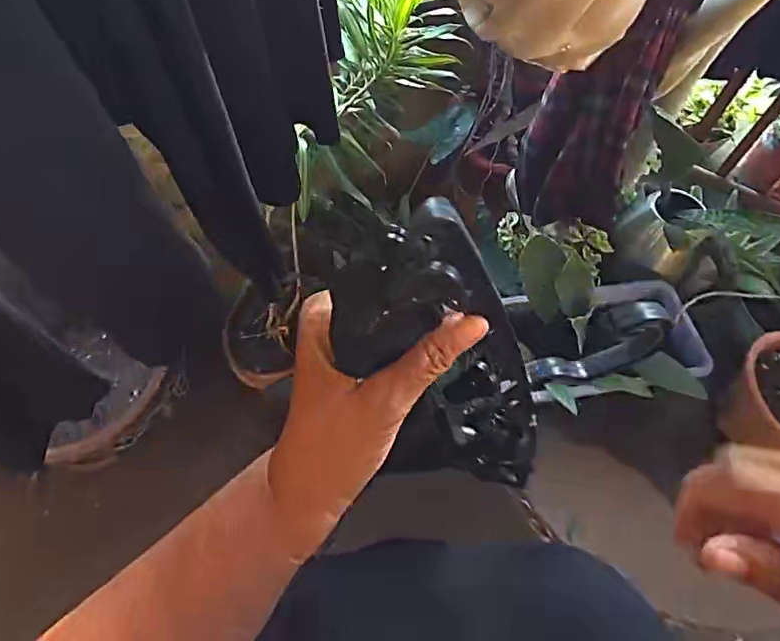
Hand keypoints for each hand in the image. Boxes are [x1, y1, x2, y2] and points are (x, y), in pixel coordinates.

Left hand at [266, 290, 487, 558]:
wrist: (308, 501)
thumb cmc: (331, 451)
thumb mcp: (389, 398)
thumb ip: (430, 358)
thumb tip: (471, 323)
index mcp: (321, 319)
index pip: (374, 280)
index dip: (413, 284)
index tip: (450, 289)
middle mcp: (325, 326)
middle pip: (385, 300)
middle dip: (418, 310)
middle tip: (454, 316)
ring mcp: (335, 347)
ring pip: (387, 323)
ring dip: (413, 332)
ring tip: (444, 335)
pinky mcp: (348, 367)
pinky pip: (384, 344)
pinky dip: (404, 350)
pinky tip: (422, 359)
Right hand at [675, 447, 779, 640]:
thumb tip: (706, 548)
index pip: (747, 480)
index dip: (699, 501)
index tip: (679, 543)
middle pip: (747, 459)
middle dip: (708, 495)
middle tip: (696, 550)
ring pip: (760, 458)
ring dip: (730, 492)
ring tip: (721, 544)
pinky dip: (757, 491)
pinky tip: (757, 529)